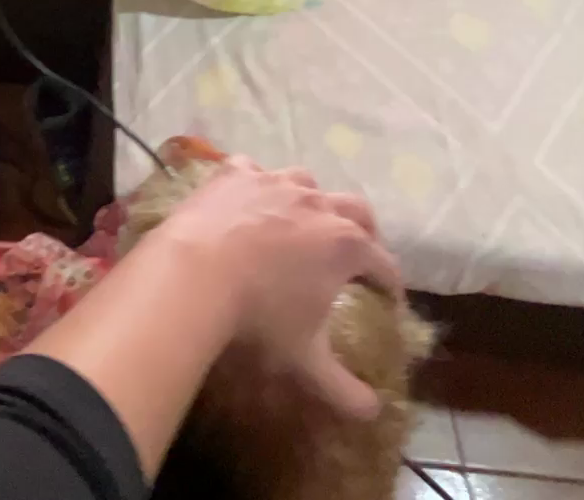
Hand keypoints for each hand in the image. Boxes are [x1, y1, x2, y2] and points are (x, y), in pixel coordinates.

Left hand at [142, 157, 402, 419]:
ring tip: (303, 221)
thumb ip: (343, 387)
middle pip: (357, 209)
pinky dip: (255, 182)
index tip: (389, 297)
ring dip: (312, 200)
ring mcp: (273, 181)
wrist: (193, 272)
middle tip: (357, 252)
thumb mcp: (305, 359)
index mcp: (345, 244)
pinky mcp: (234, 173)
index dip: (390, 283)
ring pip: (306, 182)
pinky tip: (248, 196)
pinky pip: (252, 169)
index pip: (383, 263)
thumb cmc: (257, 315)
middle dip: (364, 230)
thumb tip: (373, 412)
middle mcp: (316, 203)